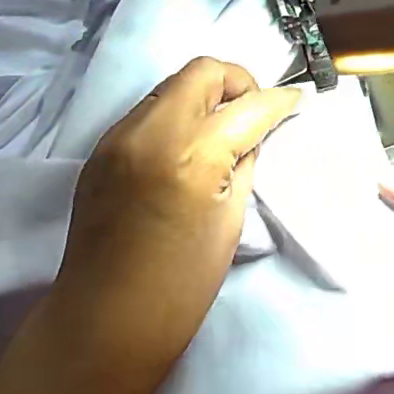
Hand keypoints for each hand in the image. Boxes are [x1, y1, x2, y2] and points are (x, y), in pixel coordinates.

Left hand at [0, 58, 298, 393]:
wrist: (103, 323)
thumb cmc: (180, 289)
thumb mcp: (230, 221)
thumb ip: (244, 161)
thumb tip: (255, 128)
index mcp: (192, 156)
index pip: (247, 105)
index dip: (277, 100)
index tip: (293, 100)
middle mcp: (151, 130)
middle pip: (203, 70)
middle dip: (236, 82)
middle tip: (250, 113)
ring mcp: (119, 134)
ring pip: (172, 85)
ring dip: (202, 96)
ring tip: (216, 130)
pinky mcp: (101, 145)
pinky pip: (147, 110)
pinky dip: (174, 115)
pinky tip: (182, 148)